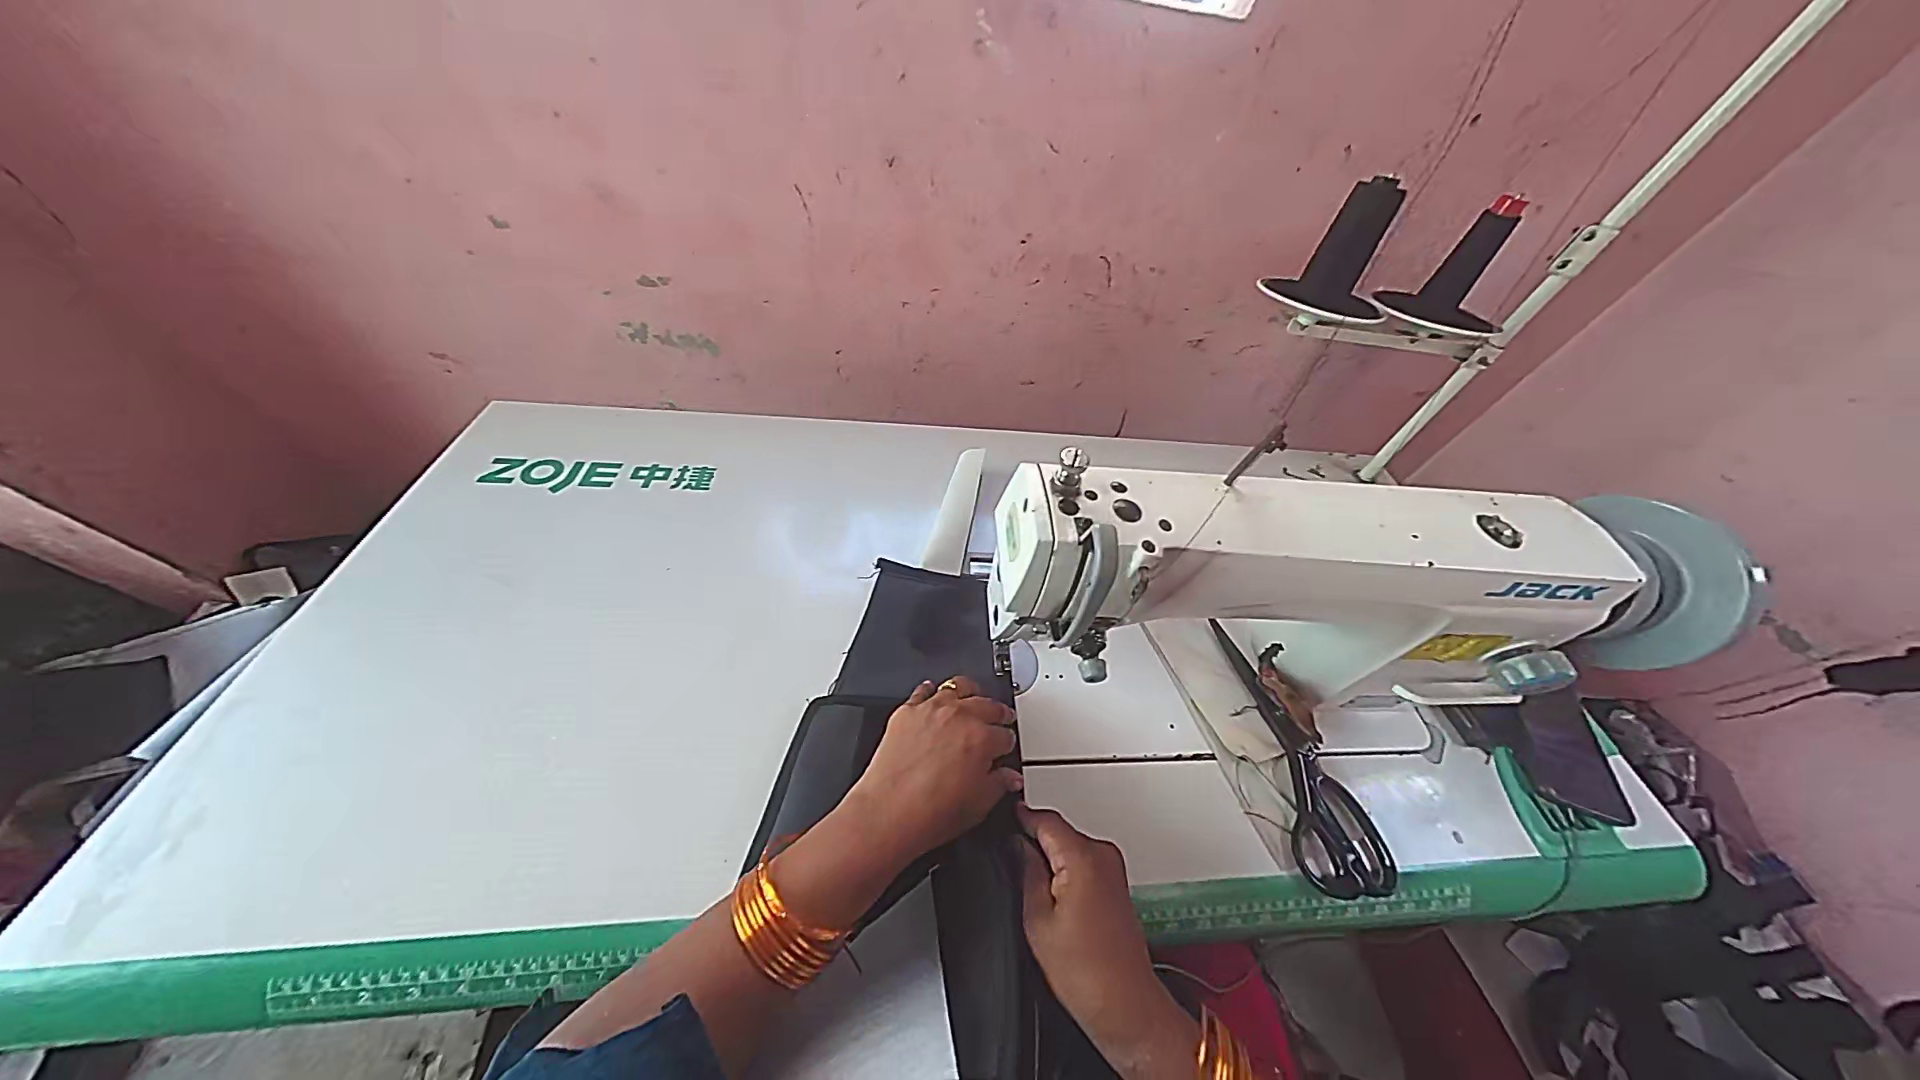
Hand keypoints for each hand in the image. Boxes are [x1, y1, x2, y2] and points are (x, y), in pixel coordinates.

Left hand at [842, 676, 1021, 866]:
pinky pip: (923, 691)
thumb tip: (1007, 778)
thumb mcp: (978, 805)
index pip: (1005, 735)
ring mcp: (931, 710)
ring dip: (970, 693)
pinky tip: (933, 695)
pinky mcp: (907, 711)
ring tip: (973, 698)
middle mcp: (958, 717)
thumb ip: (997, 785)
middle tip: (1000, 718)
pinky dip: (931, 691)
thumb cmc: (928, 812)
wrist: (887, 813)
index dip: (1007, 743)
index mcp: (982, 738)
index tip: (1004, 747)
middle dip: (998, 713)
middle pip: (987, 705)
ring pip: (958, 687)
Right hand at [1018, 805, 1197, 1079]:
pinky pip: (1083, 862)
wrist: (1124, 1005)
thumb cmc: (1087, 974)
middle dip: (1035, 842)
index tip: (1005, 817)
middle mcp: (1104, 855)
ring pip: (1070, 846)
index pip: (1045, 819)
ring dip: (1051, 858)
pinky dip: (1067, 871)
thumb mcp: (1036, 919)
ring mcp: (1113, 868)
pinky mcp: (1117, 882)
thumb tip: (1019, 844)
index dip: (1021, 817)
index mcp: (1083, 858)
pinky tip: (1057, 903)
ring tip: (1038, 895)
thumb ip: (1025, 870)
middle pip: (1059, 831)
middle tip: (1014, 865)